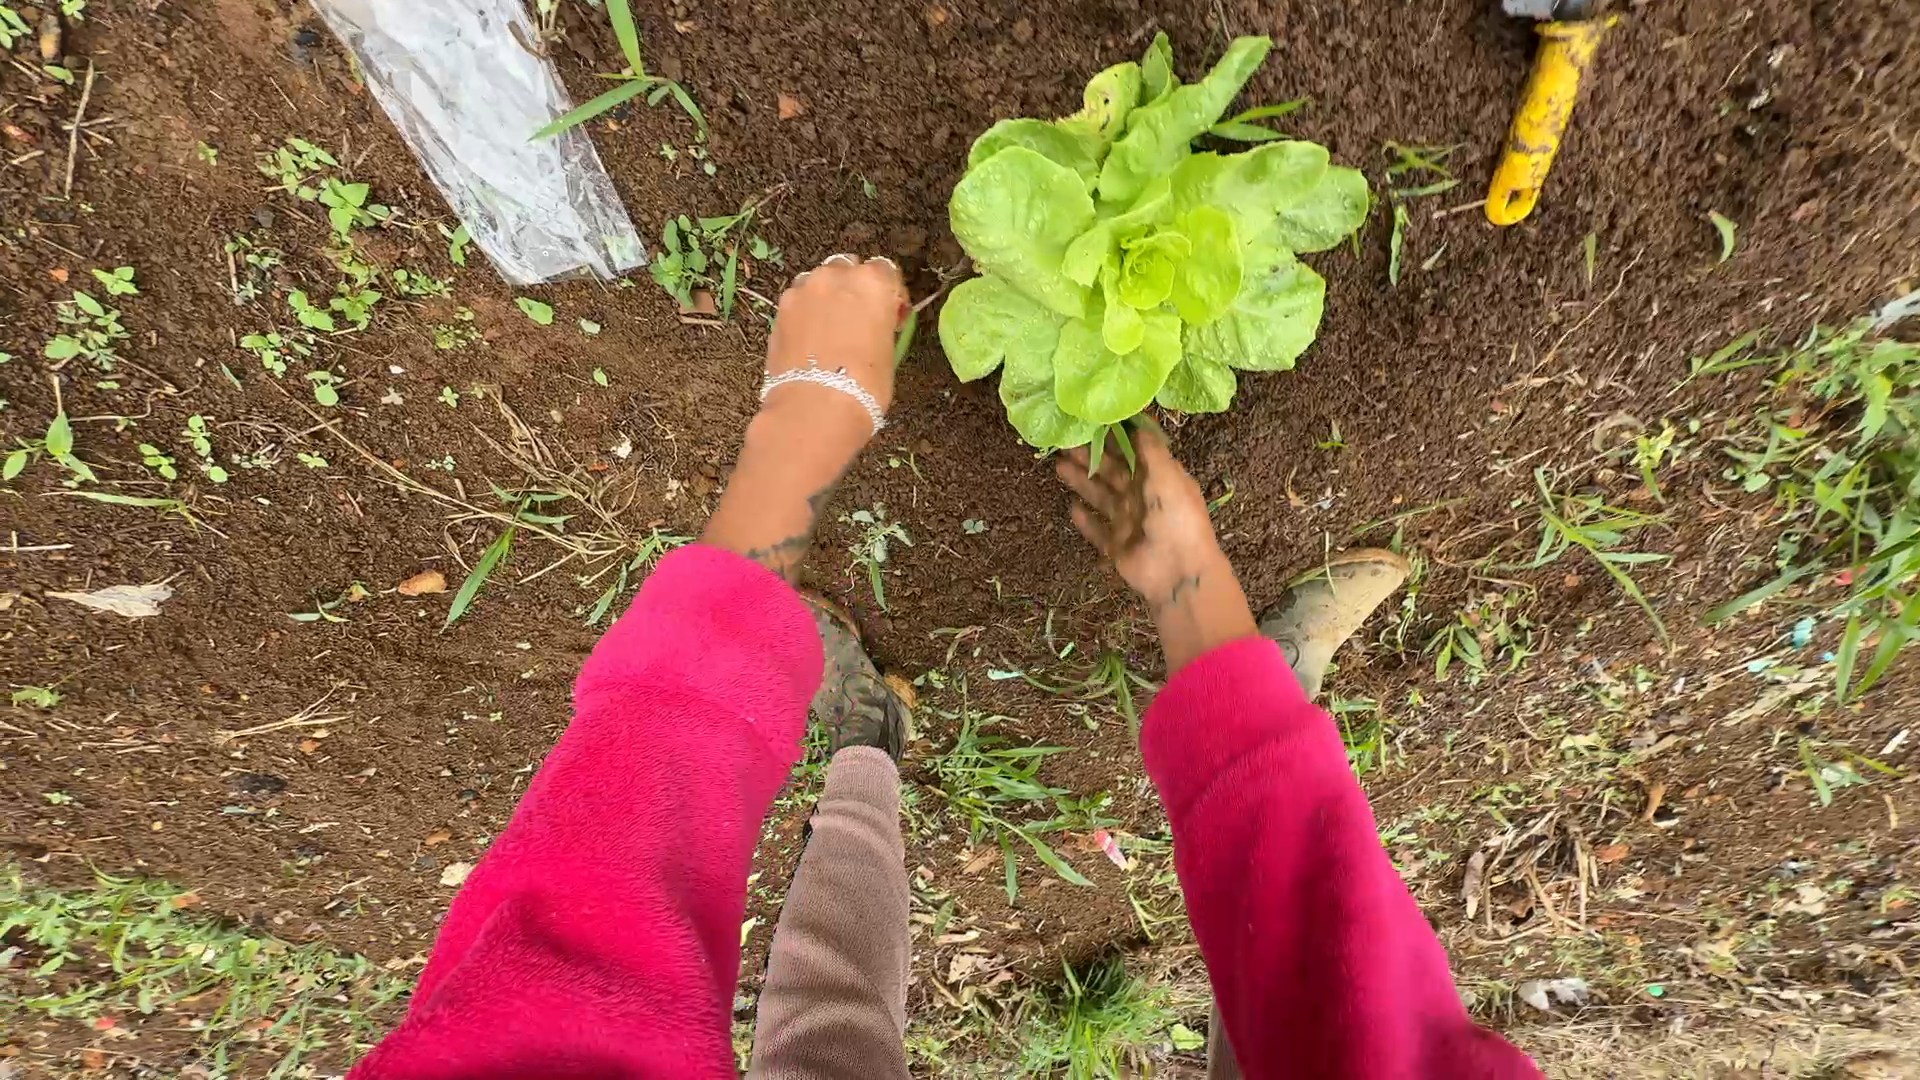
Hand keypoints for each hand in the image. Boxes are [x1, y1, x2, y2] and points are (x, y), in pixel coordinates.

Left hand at [760, 254, 908, 470]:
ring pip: (820, 282)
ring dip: (827, 298)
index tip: (891, 317)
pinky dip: (806, 313)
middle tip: (858, 322)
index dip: (890, 296)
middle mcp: (837, 275)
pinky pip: (799, 301)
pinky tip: (810, 341)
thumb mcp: (887, 353)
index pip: (887, 272)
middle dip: (855, 289)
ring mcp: (804, 289)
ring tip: (830, 331)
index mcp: (873, 283)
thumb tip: (872, 327)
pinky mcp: (781, 308)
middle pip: (849, 269)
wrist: (815, 408)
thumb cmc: (864, 387)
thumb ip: (880, 326)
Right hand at [1056, 420, 1255, 673]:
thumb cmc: (1176, 517)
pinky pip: (1096, 531)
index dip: (1114, 442)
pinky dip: (1085, 521)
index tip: (1091, 426)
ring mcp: (1128, 524)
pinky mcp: (1115, 547)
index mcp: (1159, 480)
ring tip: (1059, 468)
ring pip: (1100, 498)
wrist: (1177, 570)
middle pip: (1113, 474)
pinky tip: (1071, 508)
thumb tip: (1137, 424)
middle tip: (1065, 445)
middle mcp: (1143, 499)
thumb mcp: (1167, 476)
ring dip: (1082, 483)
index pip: (1134, 455)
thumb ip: (1150, 451)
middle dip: (1091, 459)